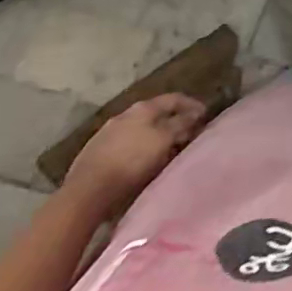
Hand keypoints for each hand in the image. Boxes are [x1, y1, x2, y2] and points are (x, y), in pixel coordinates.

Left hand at [64, 93, 206, 213]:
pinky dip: (141, 148)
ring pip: (141, 129)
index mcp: (143, 108)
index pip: (175, 98)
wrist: (86, 192)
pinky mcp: (96, 152)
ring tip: (168, 150)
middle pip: (157, 114)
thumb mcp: (164, 140)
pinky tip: (144, 161)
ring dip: (157, 136)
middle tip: (189, 134)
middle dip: (174, 122)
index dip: (192, 105)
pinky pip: (127, 144)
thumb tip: (195, 113)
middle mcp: (125, 114)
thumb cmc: (132, 161)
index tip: (205, 116)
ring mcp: (108, 133)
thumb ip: (182, 123)